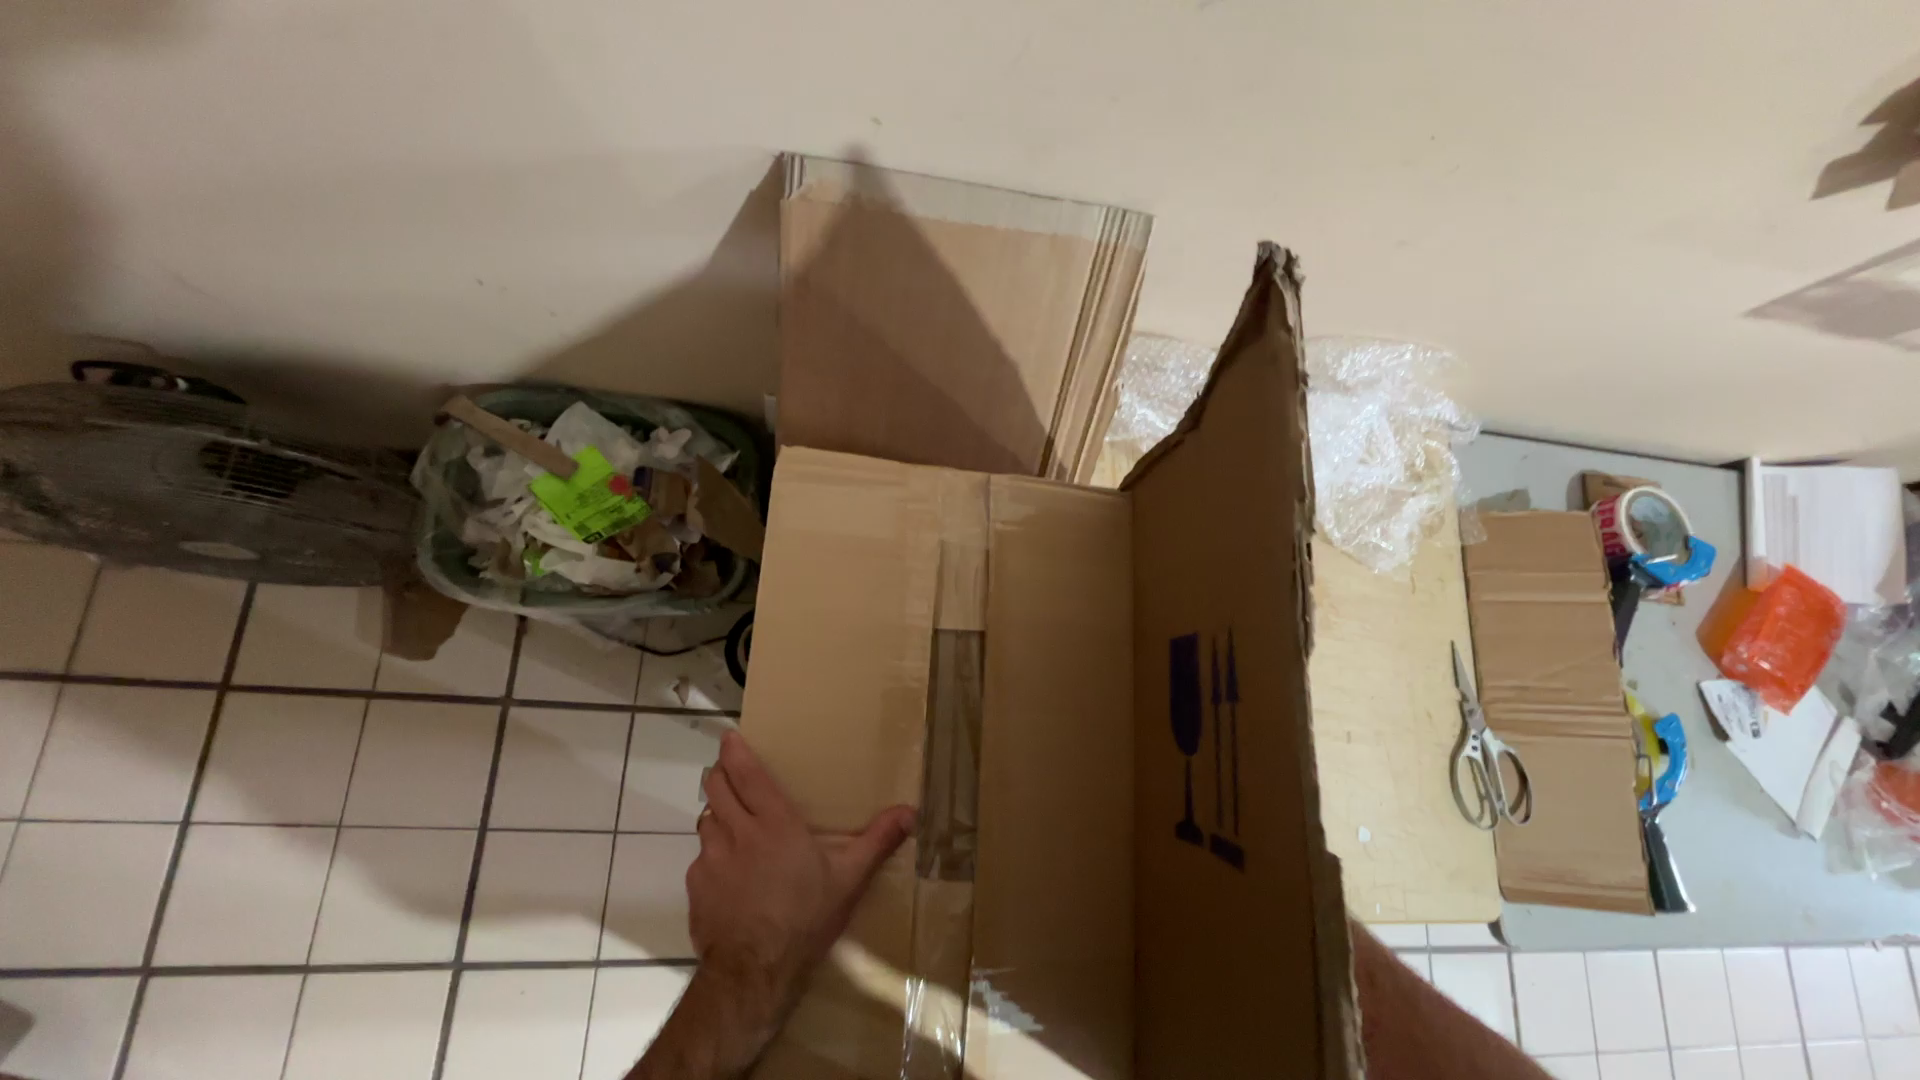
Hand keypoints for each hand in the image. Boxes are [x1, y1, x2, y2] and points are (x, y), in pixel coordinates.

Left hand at [686, 732, 914, 1050]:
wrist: (755, 972)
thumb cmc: (806, 917)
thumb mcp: (849, 879)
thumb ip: (877, 841)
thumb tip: (910, 812)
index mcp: (774, 823)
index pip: (747, 774)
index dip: (735, 752)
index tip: (729, 737)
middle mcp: (737, 832)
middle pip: (716, 788)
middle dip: (720, 775)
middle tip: (728, 772)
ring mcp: (710, 859)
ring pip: (705, 821)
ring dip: (715, 814)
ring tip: (730, 822)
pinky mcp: (695, 886)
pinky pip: (700, 859)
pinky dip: (711, 856)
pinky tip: (726, 873)